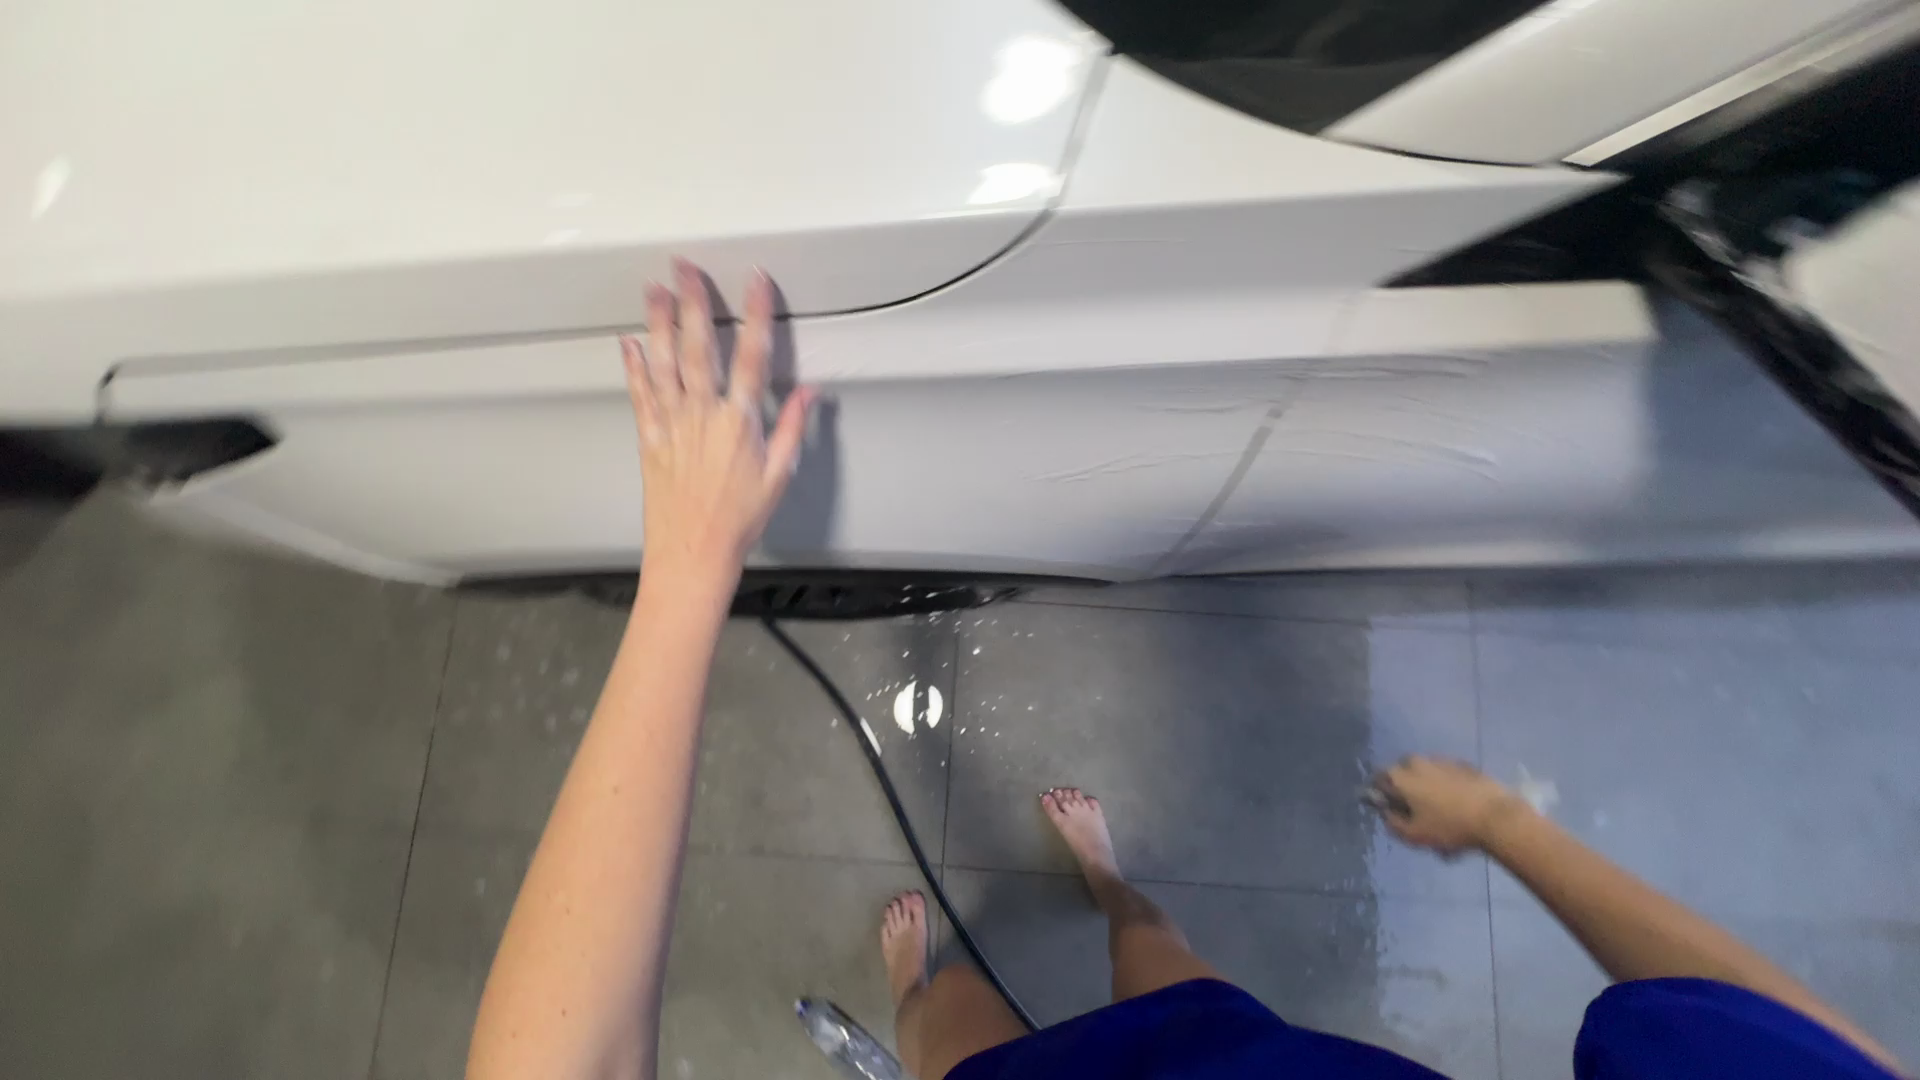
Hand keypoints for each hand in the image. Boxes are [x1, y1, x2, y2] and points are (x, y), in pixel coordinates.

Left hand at [621, 260, 813, 584]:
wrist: (693, 551)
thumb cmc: (740, 518)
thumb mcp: (779, 476)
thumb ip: (792, 428)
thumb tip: (810, 391)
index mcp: (740, 422)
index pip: (751, 356)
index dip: (755, 314)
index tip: (757, 280)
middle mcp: (703, 414)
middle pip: (697, 346)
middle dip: (692, 302)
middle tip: (685, 266)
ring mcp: (671, 423)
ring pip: (662, 362)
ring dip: (656, 322)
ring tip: (653, 287)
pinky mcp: (650, 438)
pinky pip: (640, 394)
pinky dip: (633, 366)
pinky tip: (628, 342)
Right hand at [1374, 757, 1527, 854]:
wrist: (1497, 818)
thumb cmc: (1450, 827)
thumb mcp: (1414, 836)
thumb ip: (1392, 823)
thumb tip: (1386, 813)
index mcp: (1399, 776)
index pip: (1378, 780)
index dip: (1382, 795)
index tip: (1392, 809)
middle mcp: (1416, 762)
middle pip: (1402, 772)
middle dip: (1405, 786)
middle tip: (1417, 808)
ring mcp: (1442, 760)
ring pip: (1426, 770)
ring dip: (1428, 783)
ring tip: (1442, 805)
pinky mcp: (1464, 764)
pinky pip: (1448, 772)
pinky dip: (1449, 783)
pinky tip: (1460, 801)